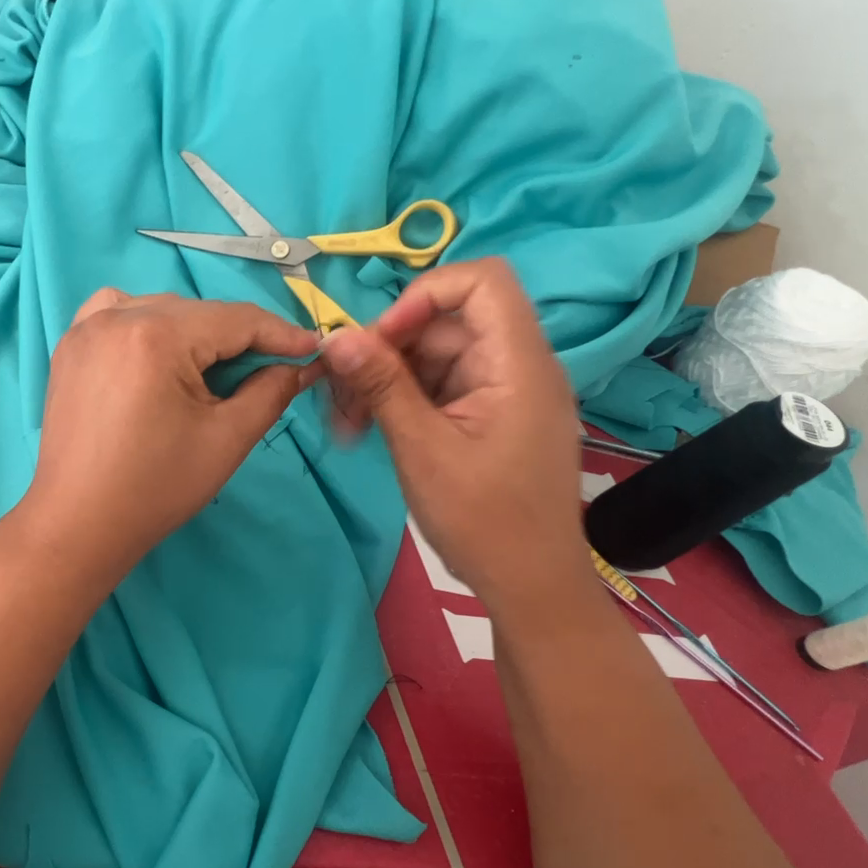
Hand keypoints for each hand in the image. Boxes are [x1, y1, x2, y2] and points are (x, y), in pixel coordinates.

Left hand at [20, 289, 319, 577]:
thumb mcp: (226, 439)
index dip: (280, 333)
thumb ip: (270, 393)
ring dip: (193, 331)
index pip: (235, 319)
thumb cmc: (156, 487)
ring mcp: (86, 329)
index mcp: (157, 336)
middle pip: (198, 312)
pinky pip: (116, 312)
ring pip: (160, 309)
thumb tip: (297, 365)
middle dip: (237, 338)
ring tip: (210, 371)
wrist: (79, 523)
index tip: (312, 349)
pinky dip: (144, 322)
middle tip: (268, 371)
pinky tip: (155, 352)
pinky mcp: (70, 347)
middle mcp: (117, 317)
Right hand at [319, 259, 585, 600]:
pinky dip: (402, 399)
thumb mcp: (422, 449)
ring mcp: (504, 391)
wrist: (530, 586)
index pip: (481, 281)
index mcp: (518, 364)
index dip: (424, 295)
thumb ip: (381, 385)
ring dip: (386, 378)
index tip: (382, 341)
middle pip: (446, 321)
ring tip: (347, 422)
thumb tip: (336, 336)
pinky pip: (440, 384)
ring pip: (434, 354)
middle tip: (342, 392)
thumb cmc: (484, 521)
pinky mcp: (490, 414)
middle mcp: (517, 365)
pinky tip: (369, 428)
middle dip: (387, 348)